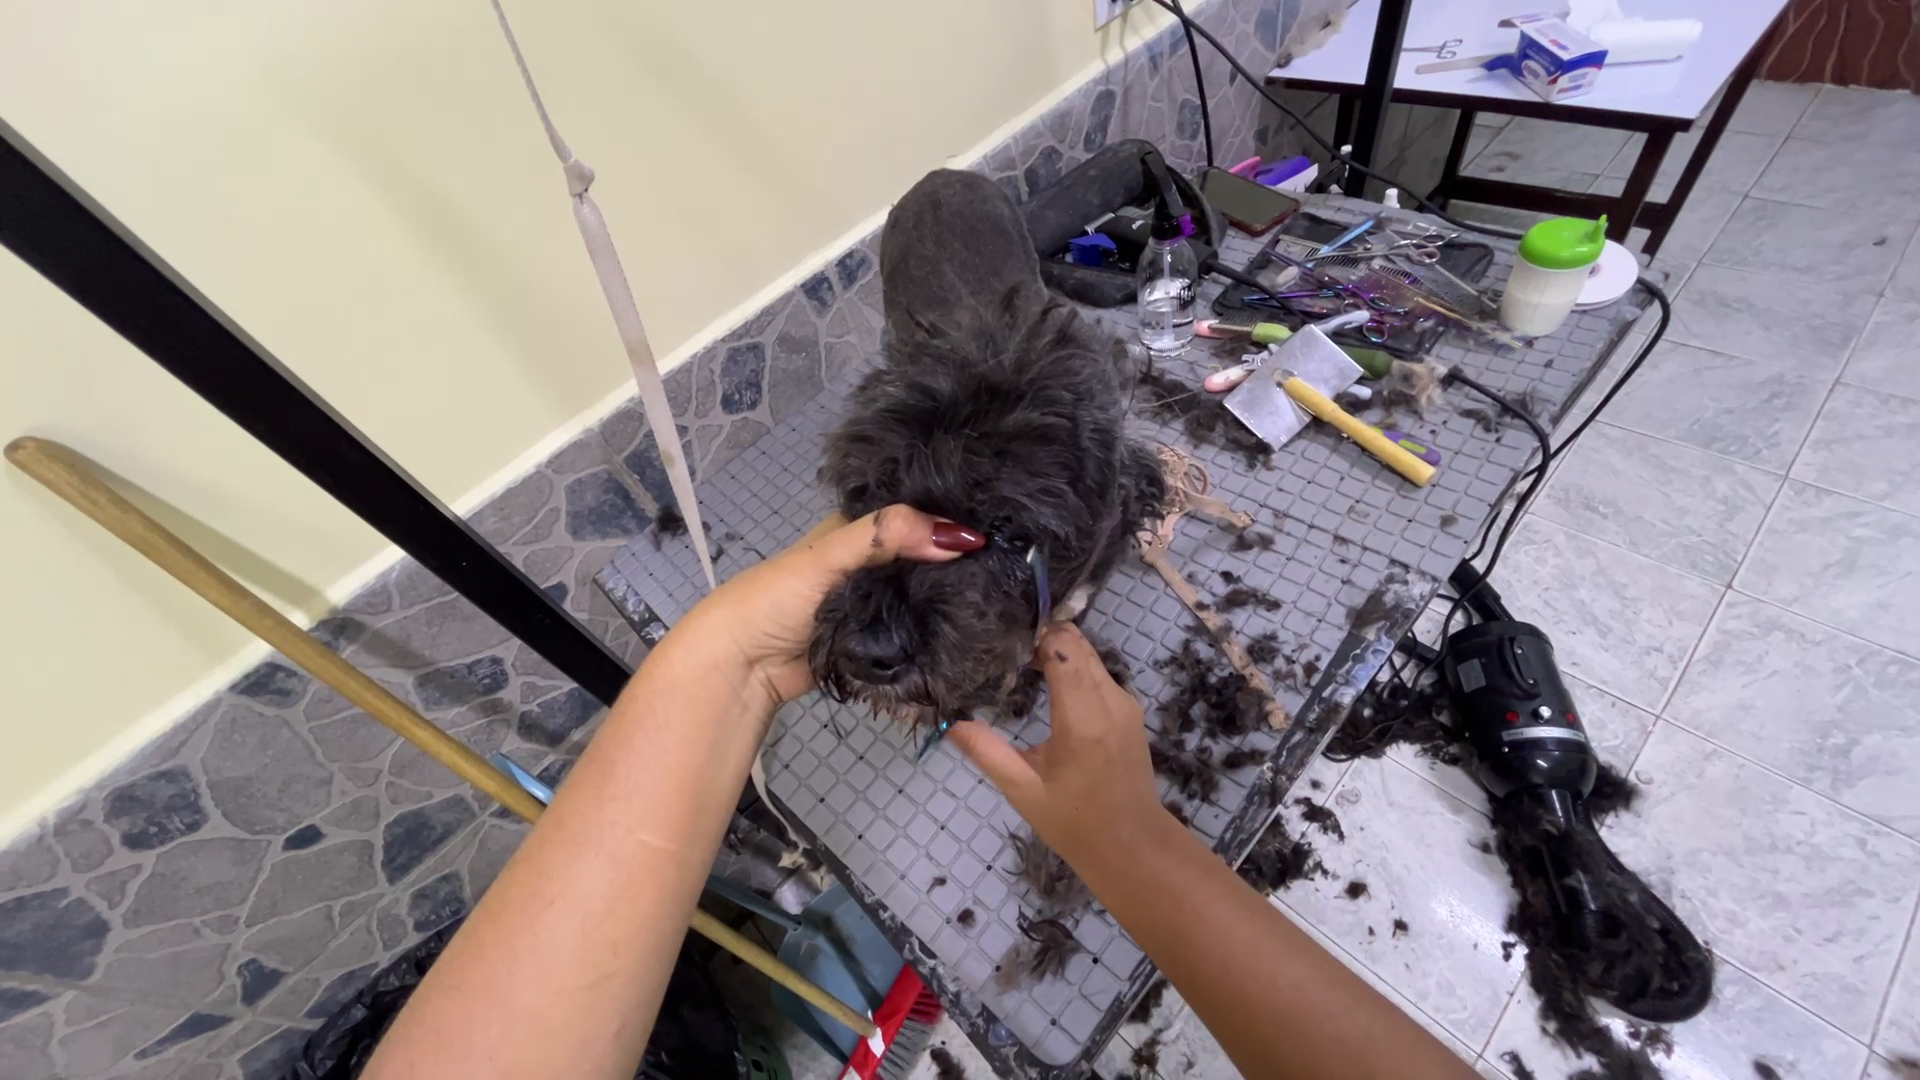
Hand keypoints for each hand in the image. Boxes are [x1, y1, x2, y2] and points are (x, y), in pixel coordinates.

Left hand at [667, 505, 983, 713]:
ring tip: (1008, 595)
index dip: (953, 516)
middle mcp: (873, 562)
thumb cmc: (775, 598)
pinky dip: (938, 631)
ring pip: (926, 595)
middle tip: (1016, 565)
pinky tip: (976, 627)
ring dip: (955, 599)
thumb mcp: (829, 556)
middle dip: (962, 563)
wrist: (740, 667)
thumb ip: (885, 537)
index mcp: (860, 530)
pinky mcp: (880, 639)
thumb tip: (960, 537)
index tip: (1005, 521)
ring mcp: (878, 602)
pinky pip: (916, 631)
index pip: (917, 513)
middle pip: (927, 558)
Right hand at [948, 624, 1168, 867]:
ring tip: (1023, 663)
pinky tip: (1049, 684)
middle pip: (1077, 642)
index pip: (1063, 647)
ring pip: (1090, 653)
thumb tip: (948, 720)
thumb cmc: (1074, 822)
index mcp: (1082, 718)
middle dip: (1043, 637)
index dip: (1034, 635)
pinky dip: (1073, 666)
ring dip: (1058, 650)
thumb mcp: (1021, 788)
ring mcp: (1126, 702)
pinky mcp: (1130, 709)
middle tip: (1008, 650)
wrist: (1133, 846)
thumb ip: (985, 750)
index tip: (1003, 642)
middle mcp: (1111, 700)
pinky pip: (1099, 671)